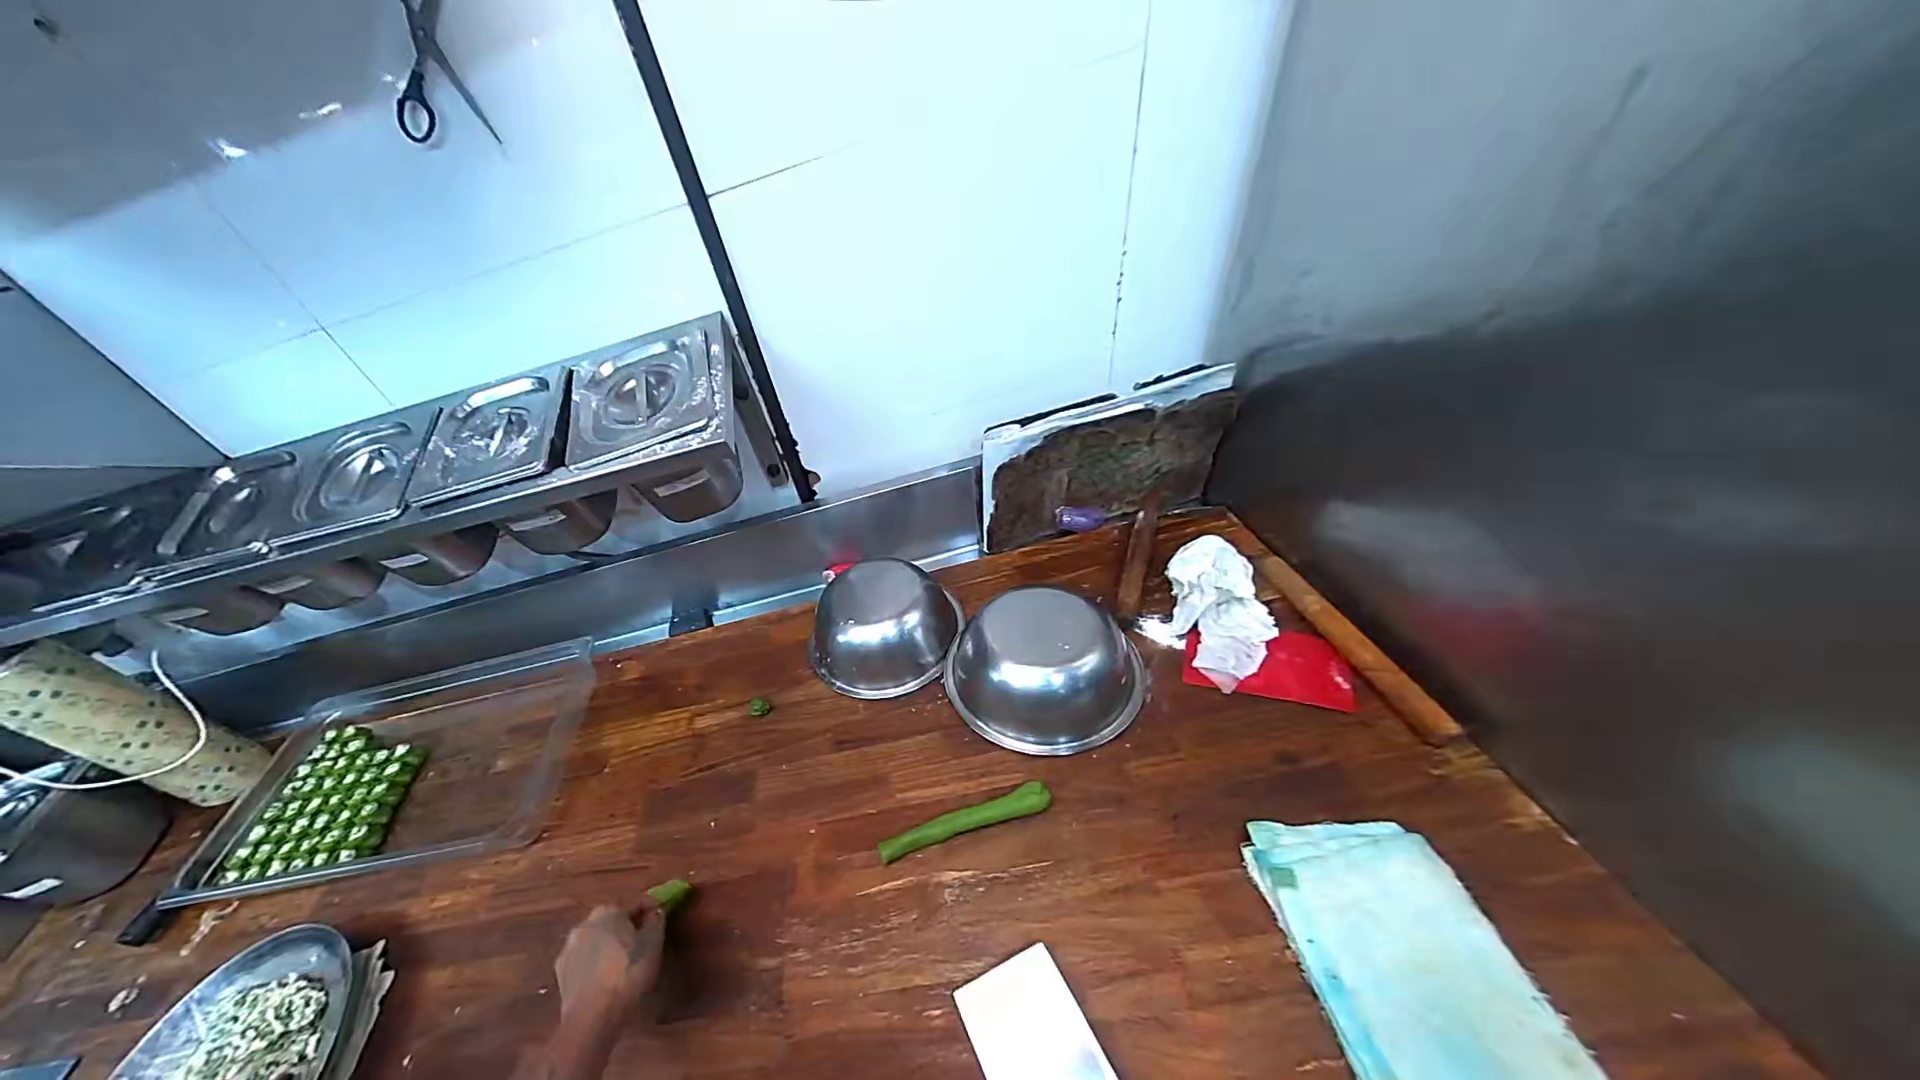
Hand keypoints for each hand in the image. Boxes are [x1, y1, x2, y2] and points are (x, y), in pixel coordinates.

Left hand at [554, 899, 665, 1022]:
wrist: (593, 1017)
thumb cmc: (629, 972)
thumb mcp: (654, 942)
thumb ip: (655, 920)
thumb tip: (653, 912)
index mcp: (607, 910)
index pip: (635, 905)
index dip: (650, 913)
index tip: (659, 923)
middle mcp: (584, 924)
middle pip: (612, 922)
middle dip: (627, 929)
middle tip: (643, 944)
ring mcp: (568, 950)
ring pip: (597, 942)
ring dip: (609, 947)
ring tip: (625, 964)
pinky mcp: (560, 975)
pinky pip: (585, 962)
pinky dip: (596, 965)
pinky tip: (607, 979)